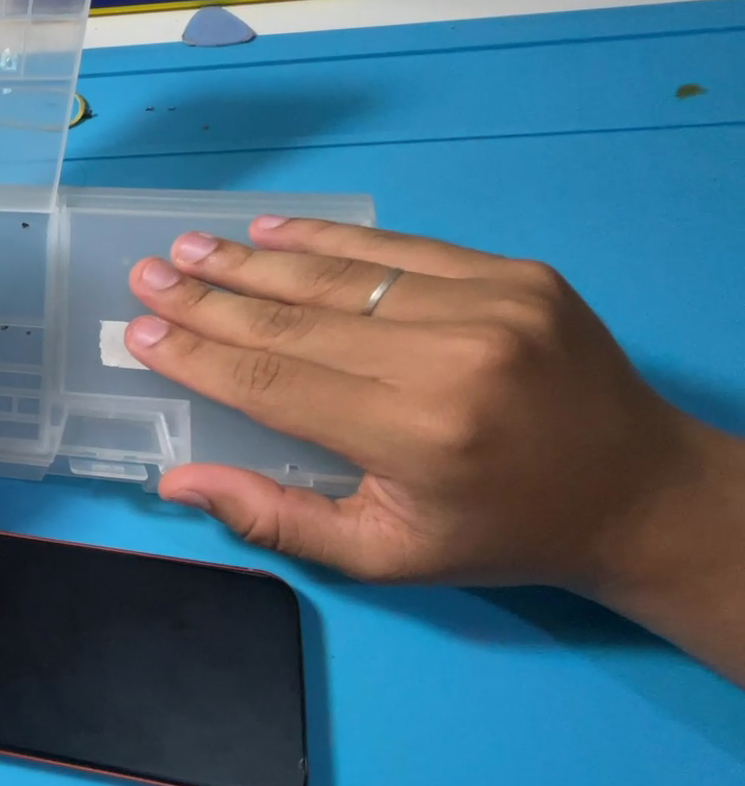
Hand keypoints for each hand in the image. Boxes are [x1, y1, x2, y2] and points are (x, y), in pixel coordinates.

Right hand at [122, 216, 728, 599]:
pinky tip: (269, 230)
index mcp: (412, 433)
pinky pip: (395, 249)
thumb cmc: (494, 533)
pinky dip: (323, 239)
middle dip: (205, 297)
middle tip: (145, 274)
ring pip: (336, 276)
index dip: (195, 355)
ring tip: (187, 247)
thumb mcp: (378, 555)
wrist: (644, 493)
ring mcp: (489, 305)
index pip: (270, 380)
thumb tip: (177, 482)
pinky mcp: (513, 275)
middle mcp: (448, 358)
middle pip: (292, 320)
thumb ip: (273, 520)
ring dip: (250, 261)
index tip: (140, 331)